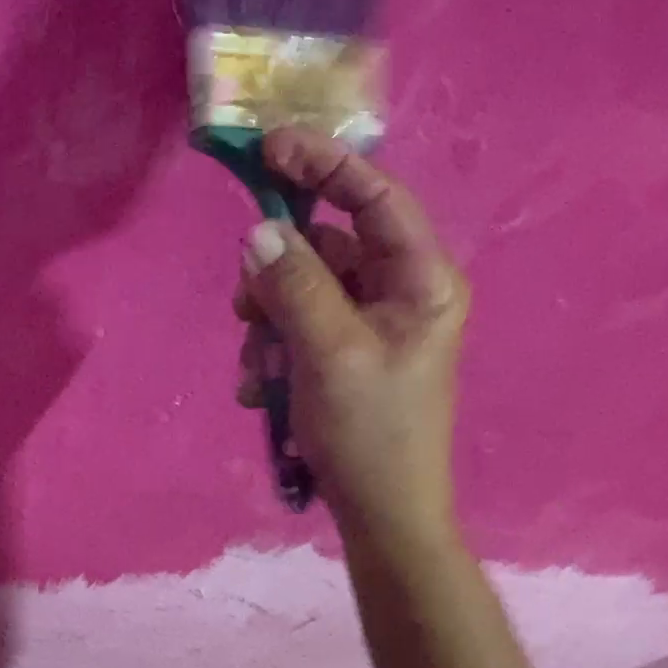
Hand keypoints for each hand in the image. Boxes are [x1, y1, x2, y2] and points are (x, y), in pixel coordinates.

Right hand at [234, 128, 469, 536]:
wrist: (382, 517)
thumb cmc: (371, 434)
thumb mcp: (330, 353)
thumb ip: (295, 285)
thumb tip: (259, 232)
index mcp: (420, 280)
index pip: (374, 196)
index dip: (323, 165)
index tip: (267, 149)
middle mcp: (400, 293)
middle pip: (327, 246)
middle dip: (278, 276)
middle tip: (247, 310)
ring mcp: (371, 327)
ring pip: (303, 289)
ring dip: (268, 323)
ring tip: (260, 371)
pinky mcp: (345, 356)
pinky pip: (298, 328)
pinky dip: (273, 350)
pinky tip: (263, 390)